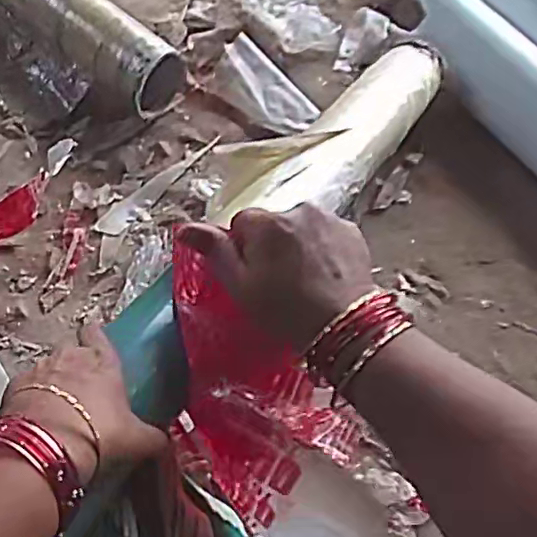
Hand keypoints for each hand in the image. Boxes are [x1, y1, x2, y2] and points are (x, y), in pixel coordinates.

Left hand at [1, 320, 166, 481]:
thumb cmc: (99, 434)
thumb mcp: (137, 441)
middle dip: (73, 360)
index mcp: (103, 364)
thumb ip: (154, 439)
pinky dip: (28, 396)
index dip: (96, 335)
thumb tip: (166, 443)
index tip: (95, 339)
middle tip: (80, 384)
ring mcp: (39, 369)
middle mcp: (70, 358)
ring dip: (51, 379)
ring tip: (56, 404)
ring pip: (46, 365)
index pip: (98, 334)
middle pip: (70, 348)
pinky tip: (34, 414)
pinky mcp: (13, 386)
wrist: (46, 447)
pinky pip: (24, 385)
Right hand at [180, 205, 376, 350]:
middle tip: (279, 283)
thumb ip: (214, 251)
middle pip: (272, 224)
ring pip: (300, 228)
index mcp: (266, 222)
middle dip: (271, 246)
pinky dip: (322, 249)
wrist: (343, 327)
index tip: (253, 277)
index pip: (240, 224)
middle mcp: (298, 209)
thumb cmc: (285, 311)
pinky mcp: (352, 231)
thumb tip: (184, 227)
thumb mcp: (240, 287)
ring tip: (304, 281)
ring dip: (297, 246)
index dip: (243, 251)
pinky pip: (326, 234)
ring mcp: (329, 218)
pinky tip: (324, 275)